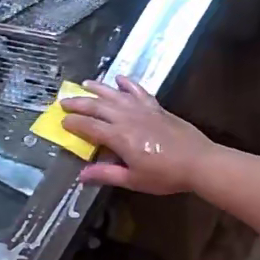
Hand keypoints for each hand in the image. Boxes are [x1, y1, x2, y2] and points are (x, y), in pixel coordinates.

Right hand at [60, 77, 216, 194]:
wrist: (198, 161)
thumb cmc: (165, 175)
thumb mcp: (134, 180)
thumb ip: (107, 174)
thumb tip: (81, 175)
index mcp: (119, 137)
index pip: (89, 127)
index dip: (74, 123)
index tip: (61, 121)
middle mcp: (128, 118)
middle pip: (98, 106)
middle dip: (79, 103)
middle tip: (64, 101)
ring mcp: (144, 110)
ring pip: (116, 95)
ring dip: (98, 88)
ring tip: (85, 83)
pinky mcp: (158, 108)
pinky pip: (139, 92)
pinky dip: (129, 84)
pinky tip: (120, 79)